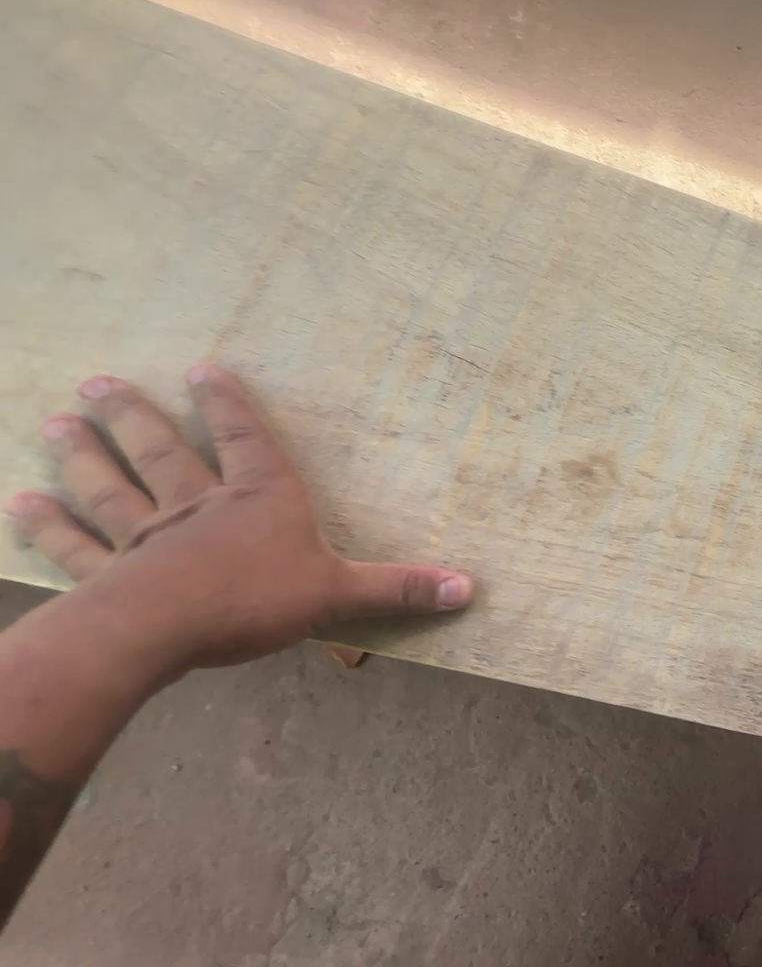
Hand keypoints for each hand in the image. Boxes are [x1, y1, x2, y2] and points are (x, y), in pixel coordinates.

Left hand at [5, 365, 472, 672]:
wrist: (149, 638)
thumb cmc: (251, 602)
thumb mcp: (341, 594)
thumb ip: (401, 588)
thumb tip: (469, 588)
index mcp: (260, 501)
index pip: (247, 442)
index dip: (229, 407)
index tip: (202, 370)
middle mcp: (199, 508)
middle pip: (163, 454)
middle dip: (136, 418)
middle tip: (102, 383)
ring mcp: (145, 539)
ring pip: (113, 488)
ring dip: (84, 457)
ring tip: (57, 422)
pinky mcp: (107, 574)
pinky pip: (73, 545)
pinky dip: (47, 525)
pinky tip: (22, 504)